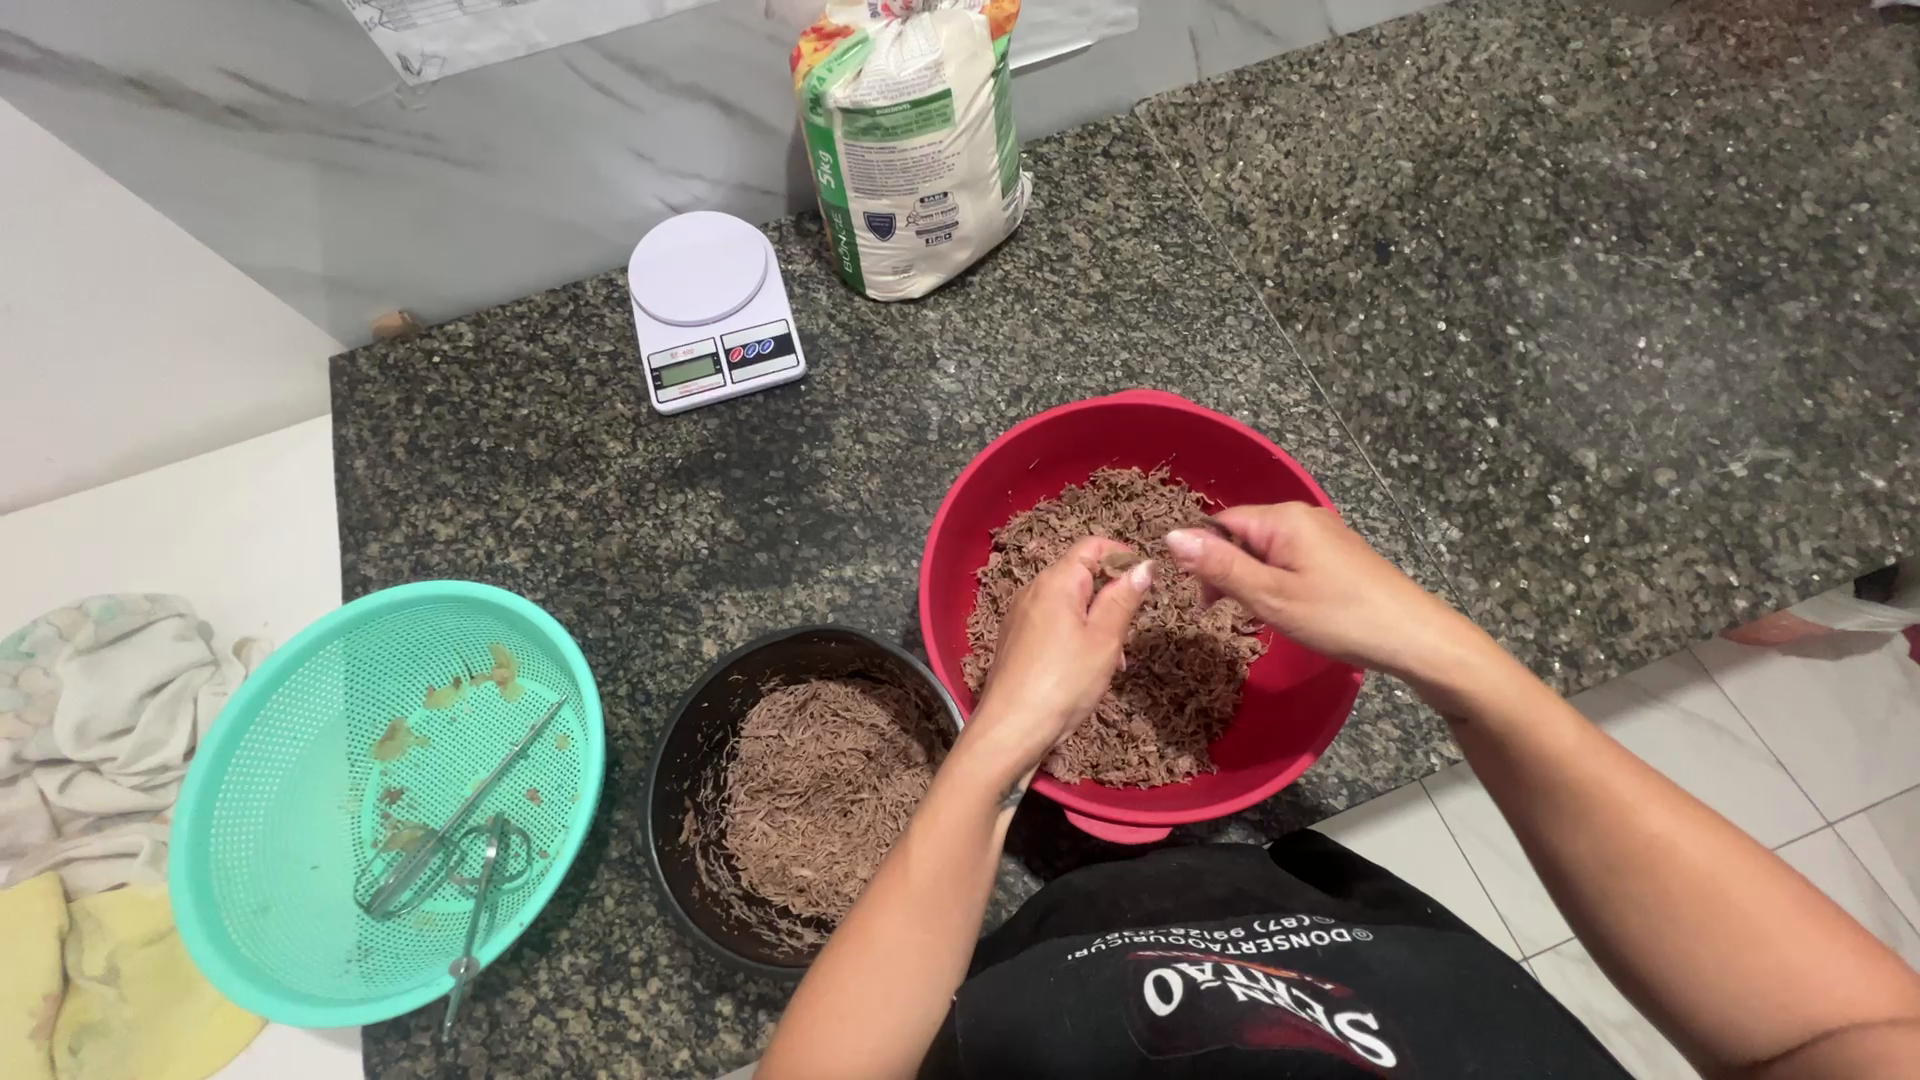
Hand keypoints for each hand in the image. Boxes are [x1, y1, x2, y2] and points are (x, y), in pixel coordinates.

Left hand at [966, 537, 1154, 775]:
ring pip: (1067, 602)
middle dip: (1109, 595)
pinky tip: (1085, 668)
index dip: (1121, 555)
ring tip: (1113, 659)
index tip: (1145, 580)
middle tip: (1129, 630)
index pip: (1091, 546)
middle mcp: (1032, 590)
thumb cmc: (1064, 681)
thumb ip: (1123, 598)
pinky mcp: (1014, 639)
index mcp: (1055, 581)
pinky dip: (1074, 635)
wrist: (1010, 728)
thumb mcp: (1104, 639)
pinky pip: (1051, 623)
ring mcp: (1020, 615)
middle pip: (1079, 574)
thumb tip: (1143, 565)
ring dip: (1094, 620)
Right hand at [1164, 503, 1510, 709]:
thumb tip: (1170, 535)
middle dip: (1224, 570)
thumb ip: (1219, 565)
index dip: (1202, 556)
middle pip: (1241, 534)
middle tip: (1220, 611)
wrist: (1416, 638)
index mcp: (1281, 518)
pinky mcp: (1336, 553)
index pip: (1219, 523)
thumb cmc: (1337, 617)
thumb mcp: (1268, 595)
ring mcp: (1322, 533)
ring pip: (1263, 549)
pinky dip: (1273, 580)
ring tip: (1251, 614)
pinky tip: (1281, 607)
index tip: (1200, 598)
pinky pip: (1287, 557)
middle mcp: (1301, 516)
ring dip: (1247, 578)